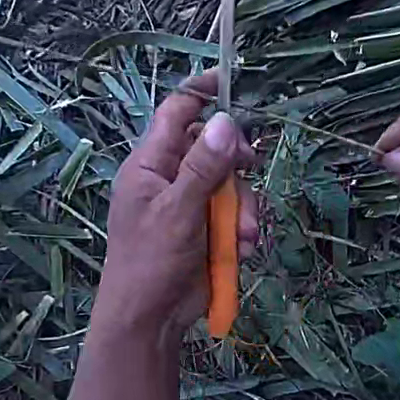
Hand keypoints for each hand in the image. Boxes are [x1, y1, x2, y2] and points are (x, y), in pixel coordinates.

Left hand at [94, 70, 255, 339]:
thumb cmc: (151, 261)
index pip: (176, 112)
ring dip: (242, 210)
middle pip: (213, 149)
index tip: (233, 80)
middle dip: (235, 166)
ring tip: (241, 238)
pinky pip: (233, 215)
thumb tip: (225, 120)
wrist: (149, 318)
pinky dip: (240, 230)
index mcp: (150, 165)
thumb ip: (203, 167)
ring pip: (230, 186)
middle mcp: (170, 178)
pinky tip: (239, 250)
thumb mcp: (179, 211)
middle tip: (249, 169)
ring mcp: (190, 205)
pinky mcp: (206, 230)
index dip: (202, 93)